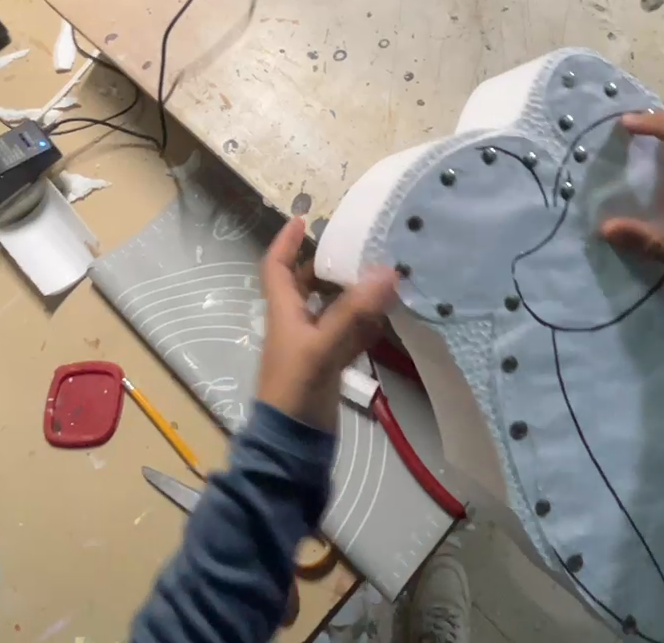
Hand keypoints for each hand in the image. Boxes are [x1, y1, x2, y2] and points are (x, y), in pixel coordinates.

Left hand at [255, 216, 397, 430]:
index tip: (303, 219)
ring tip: (381, 275)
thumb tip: (386, 271)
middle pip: (306, 284)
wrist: (293, 444)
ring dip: (352, 293)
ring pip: (331, 309)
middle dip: (328, 264)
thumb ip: (353, 311)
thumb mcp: (322, 346)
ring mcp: (312, 345)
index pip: (276, 266)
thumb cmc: (295, 388)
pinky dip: (364, 324)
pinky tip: (386, 316)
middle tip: (358, 247)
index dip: (285, 241)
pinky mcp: (328, 365)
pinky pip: (347, 334)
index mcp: (284, 311)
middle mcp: (296, 323)